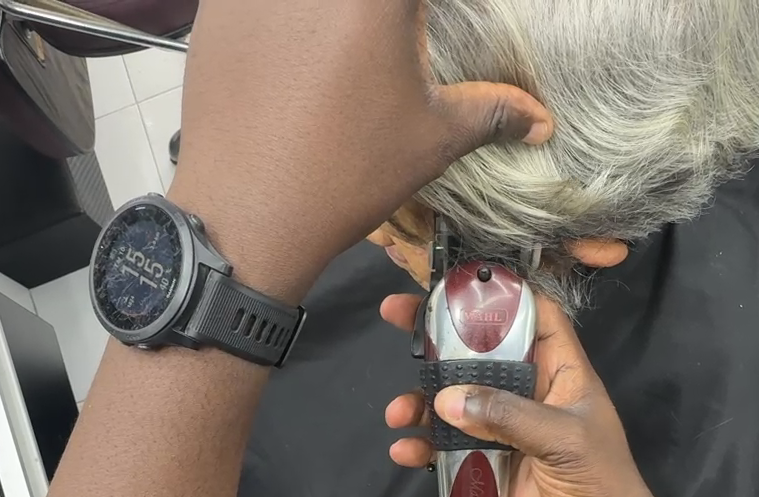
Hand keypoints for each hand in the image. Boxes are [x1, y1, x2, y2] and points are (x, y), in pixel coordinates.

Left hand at [168, 0, 553, 303]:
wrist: (248, 214)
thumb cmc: (348, 175)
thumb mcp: (430, 140)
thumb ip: (490, 112)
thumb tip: (540, 119)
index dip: (433, 16)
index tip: (441, 30)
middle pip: (373, 0)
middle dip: (390, 20)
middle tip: (394, 47)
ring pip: (319, 2)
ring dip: (341, 22)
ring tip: (346, 65)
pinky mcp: (219, 3)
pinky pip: (268, 1)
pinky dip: (291, 22)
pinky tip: (300, 61)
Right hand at [381, 293, 666, 496]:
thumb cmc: (600, 484)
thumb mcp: (562, 440)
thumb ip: (506, 416)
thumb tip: (446, 399)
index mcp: (560, 371)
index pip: (533, 315)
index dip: (500, 293)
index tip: (456, 280)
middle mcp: (529, 392)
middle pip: (480, 352)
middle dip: (437, 337)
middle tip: (394, 315)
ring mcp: (506, 427)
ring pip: (456, 401)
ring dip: (423, 404)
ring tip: (397, 414)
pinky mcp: (489, 461)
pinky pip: (450, 446)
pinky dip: (425, 447)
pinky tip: (406, 452)